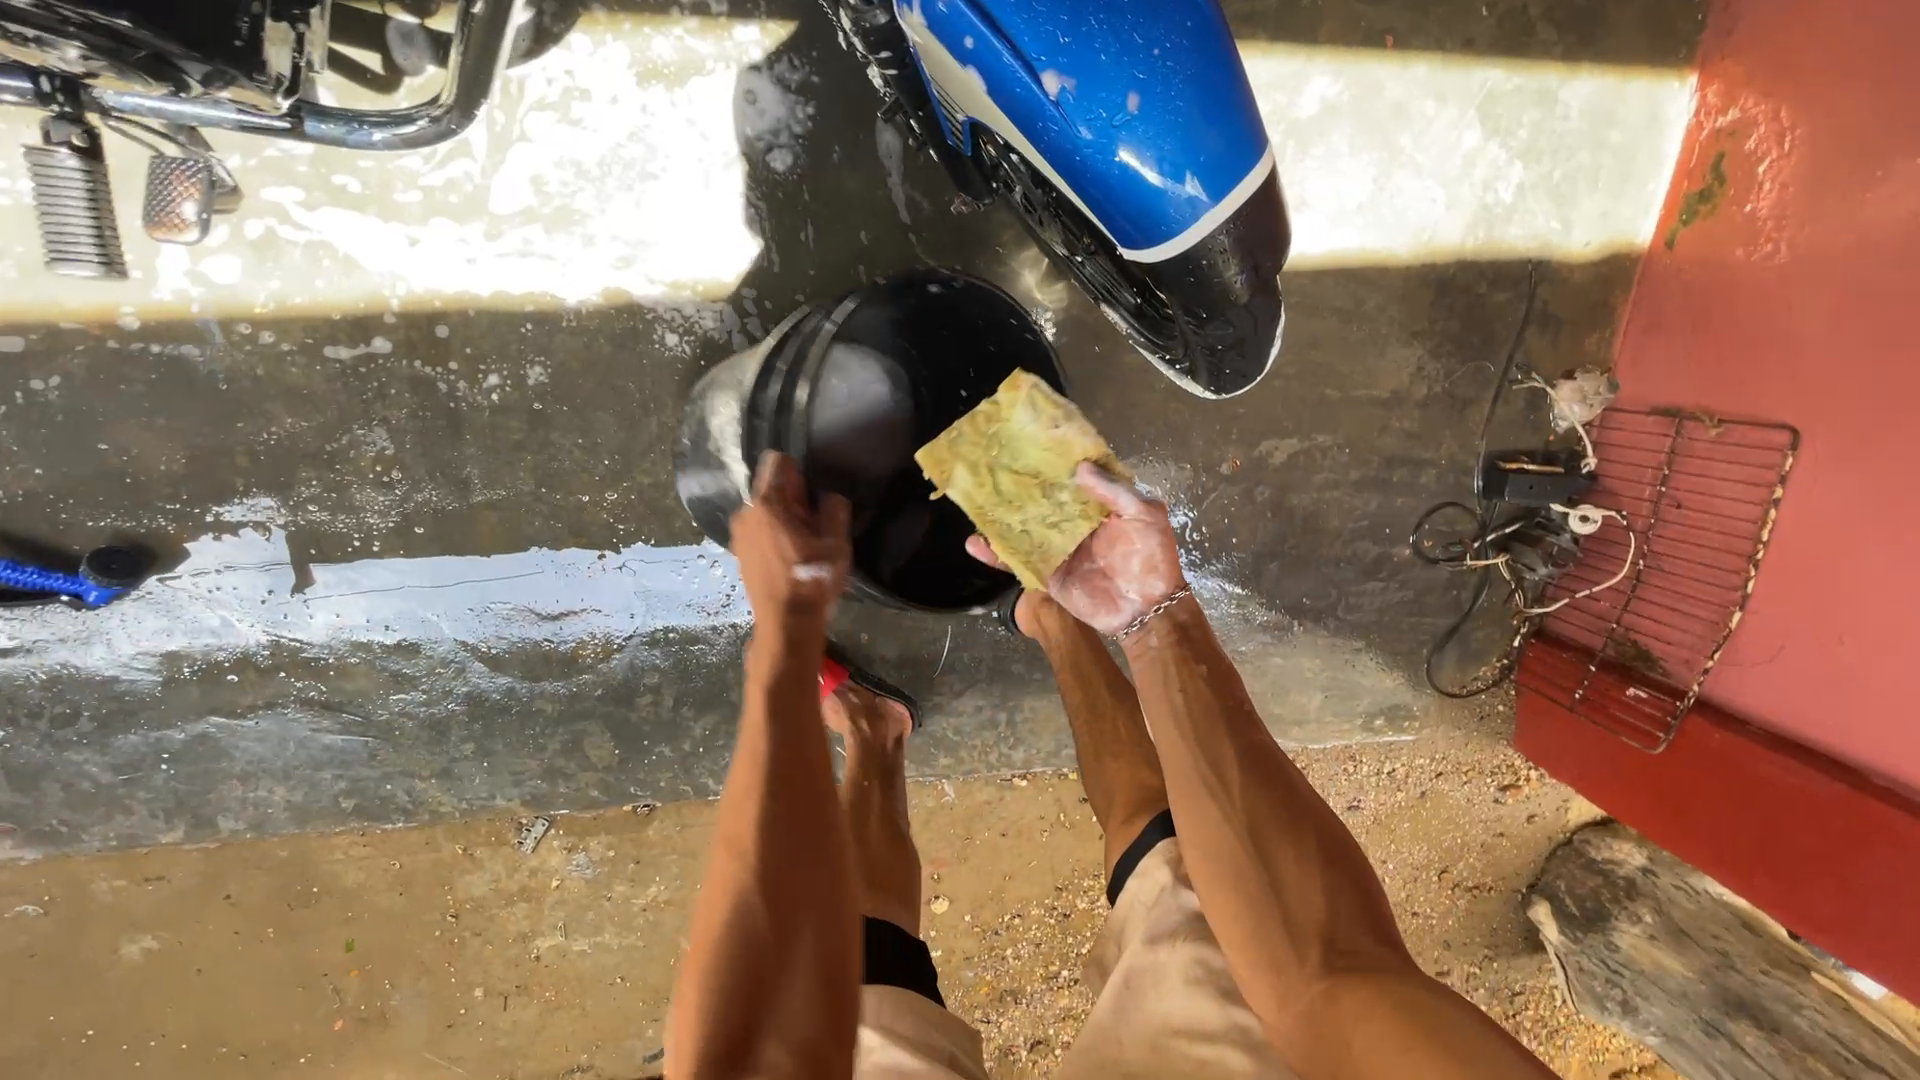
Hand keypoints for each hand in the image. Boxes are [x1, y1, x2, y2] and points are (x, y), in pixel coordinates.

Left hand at [729, 451, 852, 635]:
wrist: (786, 624)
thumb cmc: (812, 579)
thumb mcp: (836, 541)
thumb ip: (834, 508)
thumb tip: (828, 498)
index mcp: (768, 502)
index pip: (778, 461)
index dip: (801, 474)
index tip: (813, 499)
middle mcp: (745, 512)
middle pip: (771, 488)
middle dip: (793, 499)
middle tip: (813, 528)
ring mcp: (738, 534)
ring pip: (765, 511)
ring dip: (783, 519)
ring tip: (802, 547)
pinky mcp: (738, 553)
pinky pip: (758, 530)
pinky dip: (773, 536)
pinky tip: (788, 560)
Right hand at [967, 461, 1185, 635]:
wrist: (1147, 608)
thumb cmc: (1152, 557)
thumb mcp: (1144, 514)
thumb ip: (1113, 490)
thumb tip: (1079, 468)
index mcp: (1097, 506)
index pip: (1070, 481)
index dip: (1053, 466)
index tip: (1028, 446)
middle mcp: (1073, 524)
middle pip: (1041, 504)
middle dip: (1019, 490)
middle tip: (992, 471)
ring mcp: (1058, 549)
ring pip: (1024, 530)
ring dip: (1000, 520)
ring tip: (975, 504)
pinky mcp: (1047, 574)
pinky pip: (1018, 562)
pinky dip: (997, 555)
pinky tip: (975, 544)